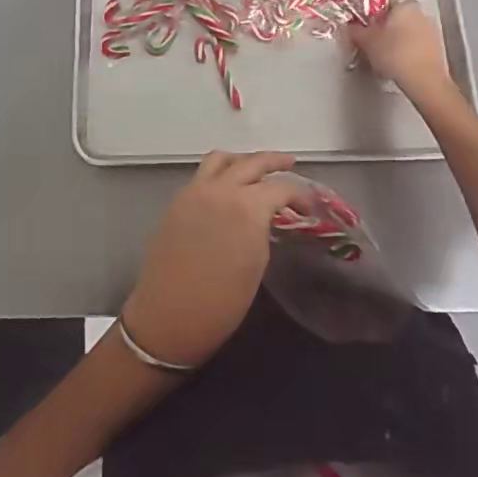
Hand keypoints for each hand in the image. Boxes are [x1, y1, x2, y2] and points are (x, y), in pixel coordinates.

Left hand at [119, 151, 305, 367]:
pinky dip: (219, 173)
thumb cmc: (222, 302)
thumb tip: (266, 217)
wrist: (169, 316)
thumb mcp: (256, 264)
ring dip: (241, 160)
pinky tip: (228, 189)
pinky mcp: (176, 204)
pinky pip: (201, 176)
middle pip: (251, 163)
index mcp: (247, 206)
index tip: (308, 207)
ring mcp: (193, 194)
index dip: (299, 195)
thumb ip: (263, 229)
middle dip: (274, 162)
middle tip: (290, 164)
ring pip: (220, 160)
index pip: (281, 187)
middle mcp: (219, 190)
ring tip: (255, 169)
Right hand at [347, 1, 453, 99]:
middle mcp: (420, 13)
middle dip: (383, 31)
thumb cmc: (393, 54)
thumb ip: (355, 31)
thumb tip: (349, 26)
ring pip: (405, 33)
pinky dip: (404, 52)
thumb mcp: (366, 42)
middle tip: (370, 46)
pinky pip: (414, 45)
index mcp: (404, 5)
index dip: (371, 17)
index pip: (384, 4)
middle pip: (395, 19)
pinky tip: (396, 66)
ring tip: (382, 59)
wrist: (423, 78)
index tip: (364, 31)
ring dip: (393, 42)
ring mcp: (430, 30)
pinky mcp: (436, 47)